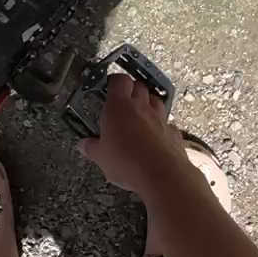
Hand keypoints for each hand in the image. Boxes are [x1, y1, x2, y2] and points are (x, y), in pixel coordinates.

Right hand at [76, 74, 193, 197]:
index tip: (109, 85)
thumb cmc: (128, 162)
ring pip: (155, 100)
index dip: (114, 80)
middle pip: (138, 86)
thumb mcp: (101, 157)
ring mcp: (160, 118)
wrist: (162, 175)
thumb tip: (84, 145)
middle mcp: (141, 107)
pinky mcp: (173, 132)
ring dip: (147, 103)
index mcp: (119, 107)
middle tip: (123, 99)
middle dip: (131, 89)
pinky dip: (161, 124)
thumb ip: (92, 148)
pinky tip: (155, 134)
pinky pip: (167, 122)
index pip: (118, 80)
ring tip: (139, 113)